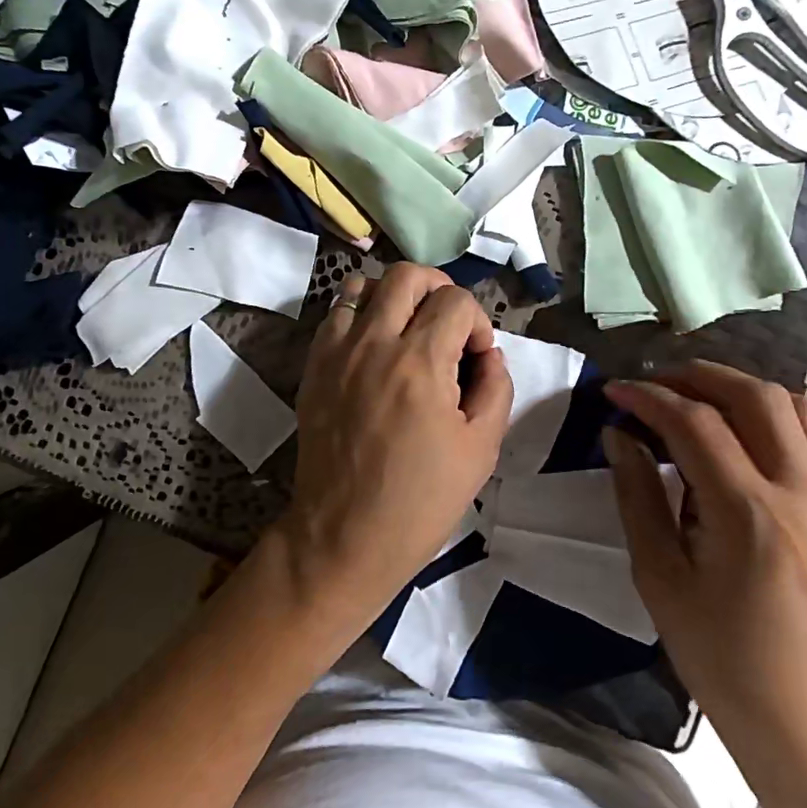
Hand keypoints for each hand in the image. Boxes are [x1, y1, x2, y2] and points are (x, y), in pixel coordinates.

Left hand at [281, 264, 514, 606]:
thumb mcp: (481, 449)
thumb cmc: (420, 499)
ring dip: (392, 295)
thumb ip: (494, 387)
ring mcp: (334, 352)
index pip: (455, 301)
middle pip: (406, 275)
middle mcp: (372, 344)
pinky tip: (374, 348)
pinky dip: (358, 316)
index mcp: (419, 363)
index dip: (477, 321)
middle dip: (438, 288)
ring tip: (407, 328)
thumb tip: (487, 352)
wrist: (345, 531)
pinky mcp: (312, 367)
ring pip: (361, 285)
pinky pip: (334, 316)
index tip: (476, 355)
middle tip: (447, 323)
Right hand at [602, 361, 806, 772]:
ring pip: (799, 410)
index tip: (612, 391)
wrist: (799, 709)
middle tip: (652, 383)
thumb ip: (638, 494)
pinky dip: (774, 416)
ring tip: (693, 396)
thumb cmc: (713, 645)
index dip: (648, 397)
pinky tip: (737, 431)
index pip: (696, 424)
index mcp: (748, 514)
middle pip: (758, 399)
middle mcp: (802, 497)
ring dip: (740, 389)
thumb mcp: (657, 572)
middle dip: (697, 377)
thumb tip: (619, 435)